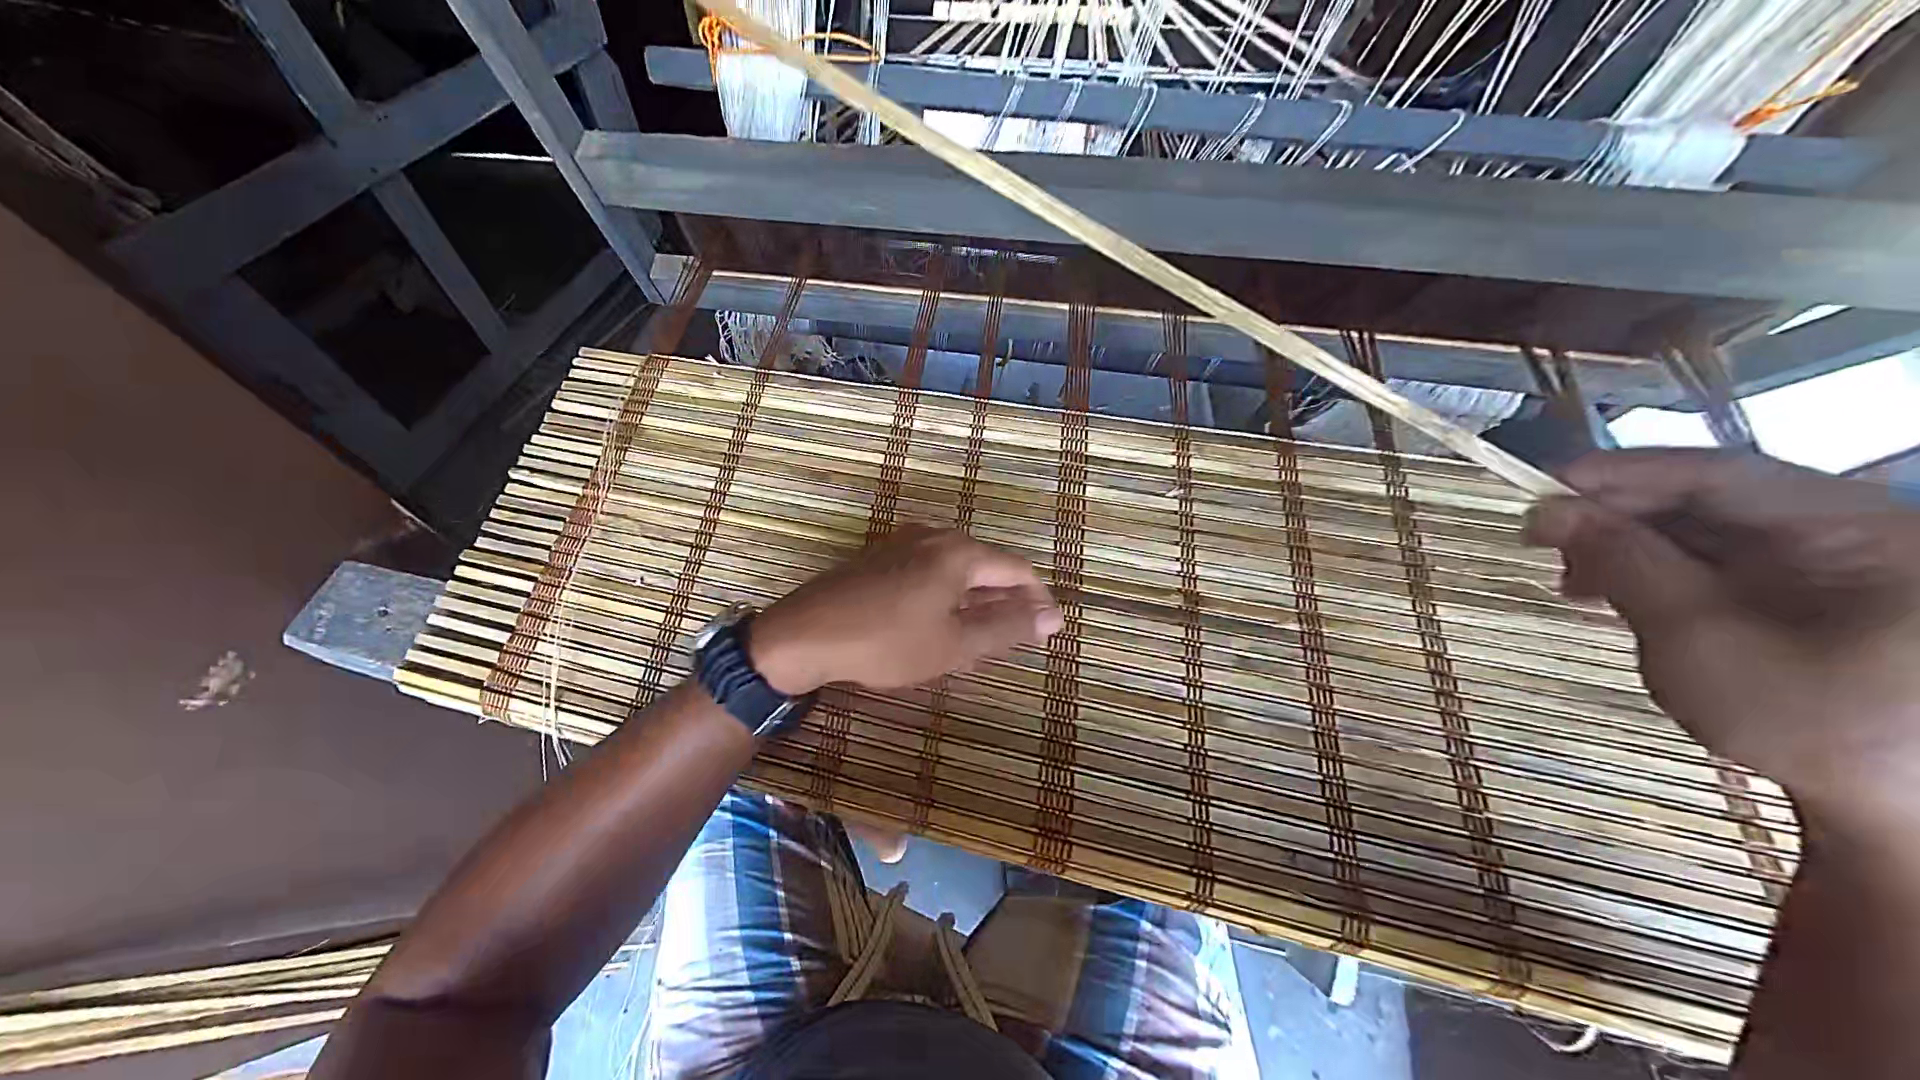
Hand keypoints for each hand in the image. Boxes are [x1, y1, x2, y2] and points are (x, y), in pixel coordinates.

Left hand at [746, 526, 1063, 694]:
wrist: (803, 635)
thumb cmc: (886, 642)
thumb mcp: (954, 643)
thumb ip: (1006, 627)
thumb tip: (1052, 616)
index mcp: (958, 552)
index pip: (1017, 570)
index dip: (1037, 601)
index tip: (1047, 631)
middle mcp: (933, 537)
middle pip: (985, 568)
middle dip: (1003, 604)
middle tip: (1011, 641)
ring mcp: (902, 544)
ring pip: (955, 572)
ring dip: (972, 604)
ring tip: (975, 641)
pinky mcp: (878, 558)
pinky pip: (928, 573)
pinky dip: (943, 599)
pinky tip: (934, 627)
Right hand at [1524, 450, 1919, 836]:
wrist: (1902, 816)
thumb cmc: (1809, 723)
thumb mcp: (1695, 635)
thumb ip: (1622, 561)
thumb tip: (1549, 510)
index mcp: (1858, 529)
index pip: (1717, 473)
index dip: (1619, 474)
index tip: (1538, 489)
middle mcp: (1855, 533)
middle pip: (1711, 501)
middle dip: (1618, 519)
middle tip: (1544, 546)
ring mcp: (1841, 568)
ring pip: (1709, 534)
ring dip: (1630, 550)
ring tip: (1572, 584)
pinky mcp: (1819, 599)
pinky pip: (1723, 565)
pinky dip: (1659, 575)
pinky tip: (1616, 597)